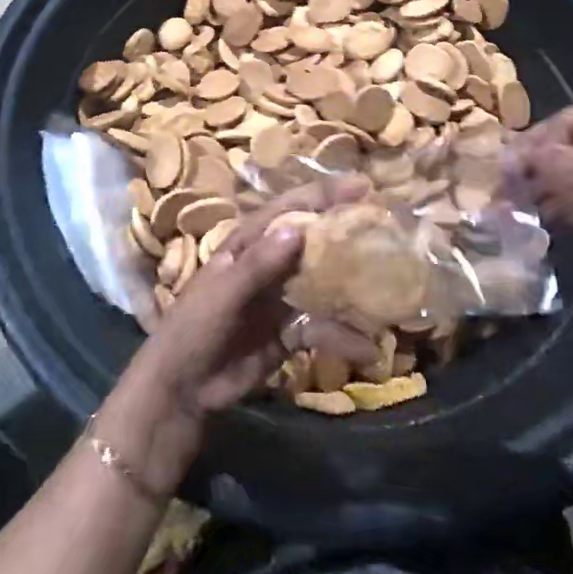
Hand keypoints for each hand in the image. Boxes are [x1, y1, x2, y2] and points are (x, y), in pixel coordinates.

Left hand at [103, 179, 367, 492]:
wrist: (183, 387)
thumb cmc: (193, 328)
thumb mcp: (223, 294)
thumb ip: (258, 265)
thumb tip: (297, 229)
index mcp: (248, 244)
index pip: (288, 210)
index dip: (322, 194)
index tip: (362, 186)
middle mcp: (269, 264)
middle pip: (313, 242)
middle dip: (347, 236)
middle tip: (388, 231)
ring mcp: (281, 298)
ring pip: (324, 284)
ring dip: (353, 288)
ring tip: (388, 291)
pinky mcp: (290, 332)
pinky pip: (323, 328)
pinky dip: (343, 337)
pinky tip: (366, 350)